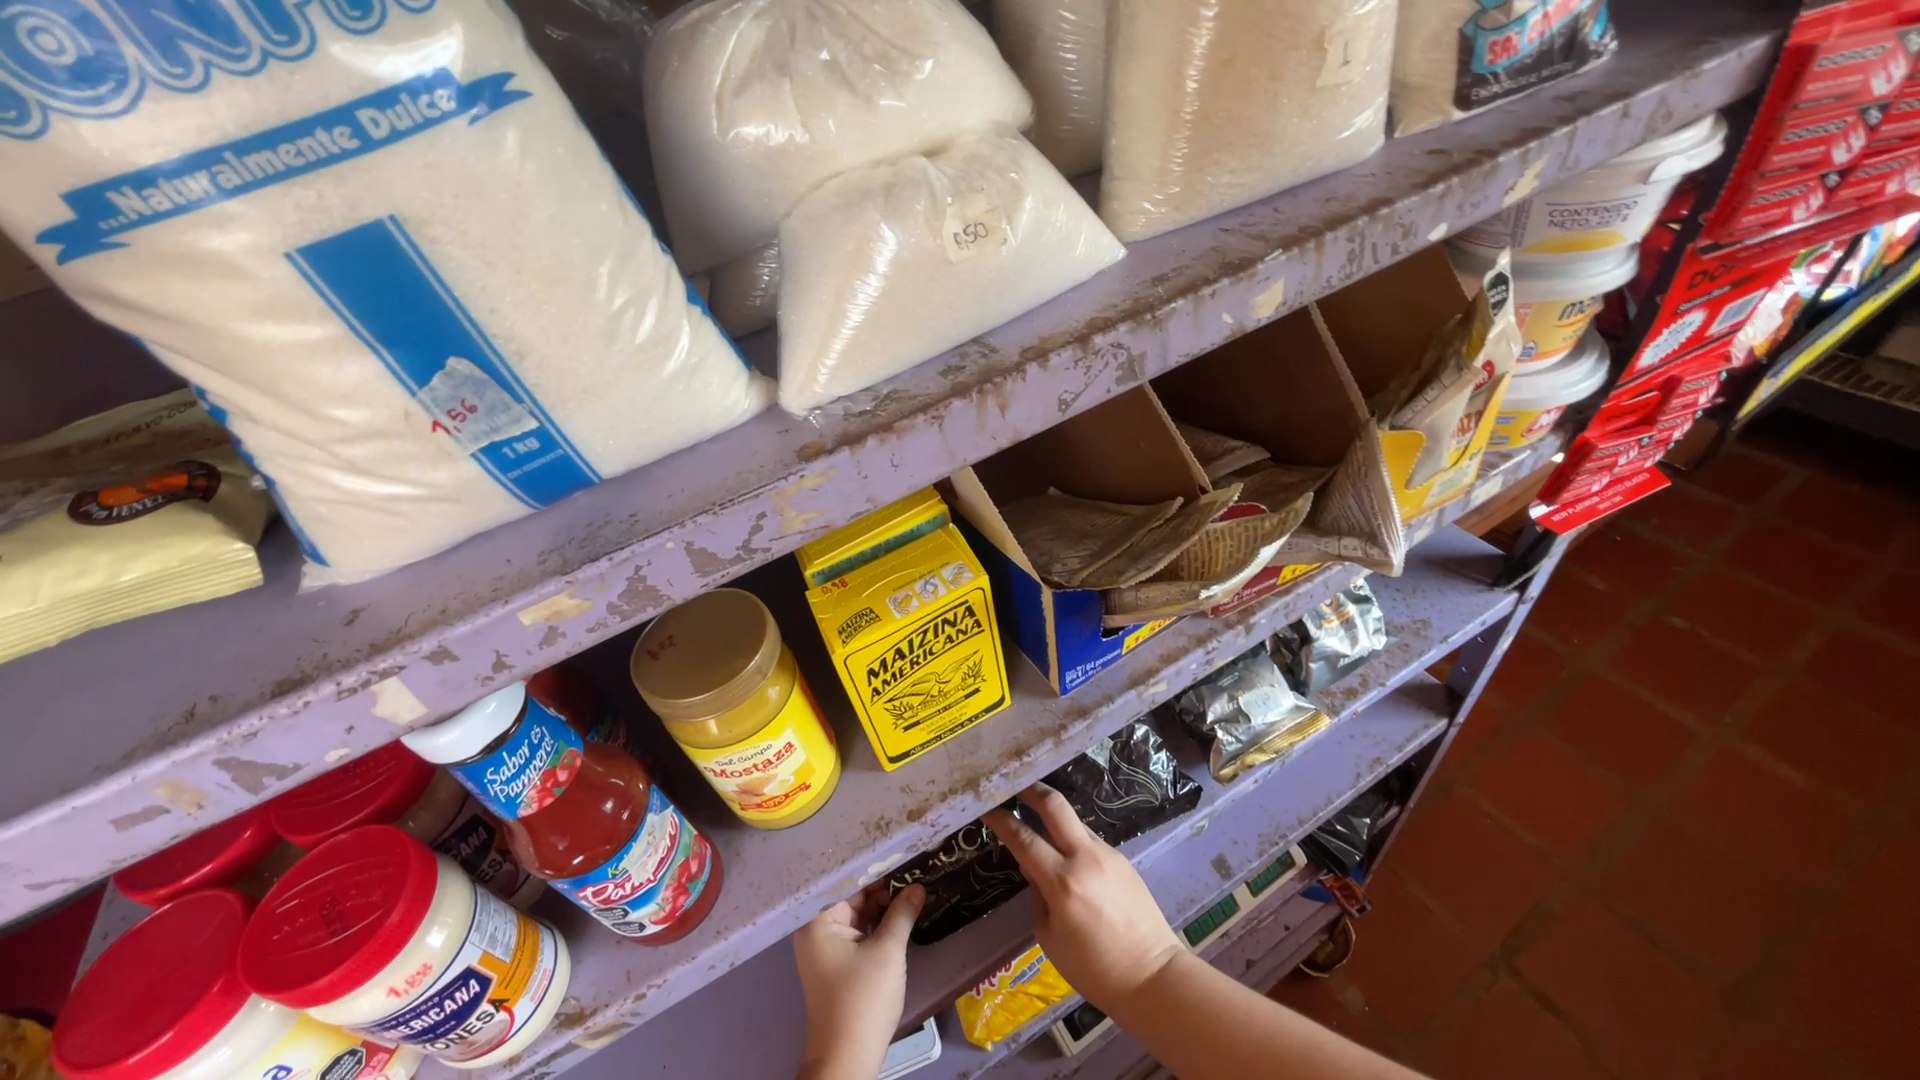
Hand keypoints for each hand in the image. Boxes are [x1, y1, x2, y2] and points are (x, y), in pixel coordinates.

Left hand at [792, 883, 924, 1079]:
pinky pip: (859, 930)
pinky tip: (902, 910)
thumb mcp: (888, 950)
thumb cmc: (863, 998)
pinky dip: (878, 921)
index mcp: (817, 919)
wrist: (847, 1056)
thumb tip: (918, 886)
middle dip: (882, 882)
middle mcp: (816, 927)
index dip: (874, 864)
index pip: (845, 878)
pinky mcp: (838, 961)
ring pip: (857, 911)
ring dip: (882, 902)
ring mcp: (827, 945)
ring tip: (914, 881)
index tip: (901, 847)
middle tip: (915, 865)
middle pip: (851, 893)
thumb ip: (902, 912)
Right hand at [982, 783, 1183, 1012]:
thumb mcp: (1050, 938)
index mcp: (1063, 882)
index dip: (1000, 819)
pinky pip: (1090, 841)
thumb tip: (1032, 868)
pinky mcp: (1123, 860)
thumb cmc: (1094, 968)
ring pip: (1074, 821)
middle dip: (1031, 789)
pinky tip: (1067, 855)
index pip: (1023, 838)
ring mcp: (1108, 854)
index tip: (985, 806)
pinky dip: (1072, 840)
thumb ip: (1037, 896)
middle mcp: (1086, 858)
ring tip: (1036, 821)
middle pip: (1055, 805)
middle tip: (1013, 784)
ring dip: (1054, 817)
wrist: (1152, 976)